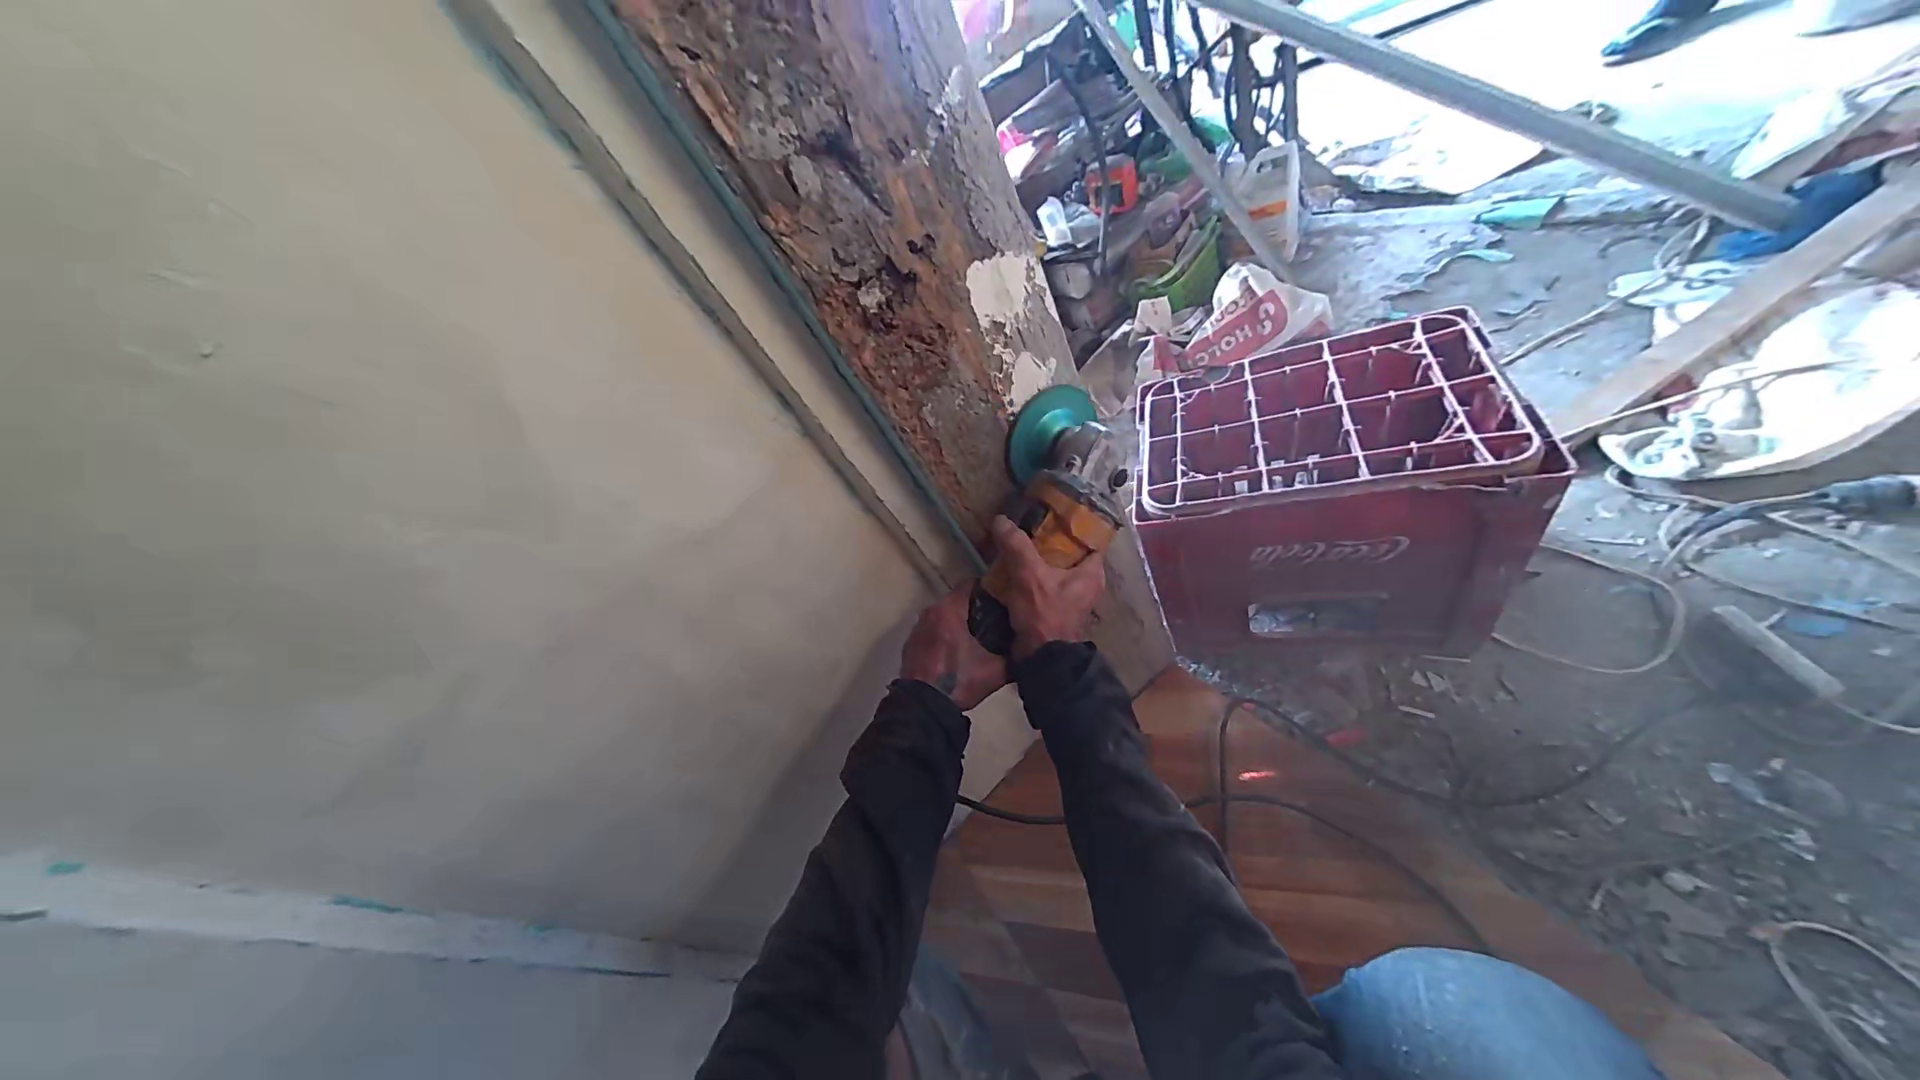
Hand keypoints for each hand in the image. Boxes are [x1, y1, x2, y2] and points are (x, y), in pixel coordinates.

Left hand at [900, 585, 1007, 710]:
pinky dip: (942, 635)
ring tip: (974, 637)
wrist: (924, 706)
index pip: (969, 584)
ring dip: (956, 622)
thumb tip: (1027, 648)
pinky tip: (954, 652)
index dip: (986, 588)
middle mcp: (930, 612)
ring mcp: (917, 627)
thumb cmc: (959, 681)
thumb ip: (1013, 656)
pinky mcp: (910, 644)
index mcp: (949, 610)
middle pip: (956, 600)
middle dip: (973, 608)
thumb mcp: (995, 671)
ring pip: (942, 615)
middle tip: (992, 620)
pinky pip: (931, 630)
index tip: (999, 598)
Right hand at [989, 515, 1105, 660]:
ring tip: (1017, 544)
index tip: (1051, 511)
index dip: (1073, 523)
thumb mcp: (1029, 575)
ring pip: (1055, 568)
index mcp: (1092, 572)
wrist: (1041, 659)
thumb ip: (1016, 546)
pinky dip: (1032, 575)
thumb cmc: (1044, 615)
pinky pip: (1045, 583)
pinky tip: (1013, 569)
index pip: (1089, 537)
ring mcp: (1072, 598)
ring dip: (1037, 558)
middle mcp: (1087, 583)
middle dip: (1049, 539)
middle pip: (1069, 552)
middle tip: (1028, 525)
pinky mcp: (1057, 609)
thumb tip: (1001, 520)